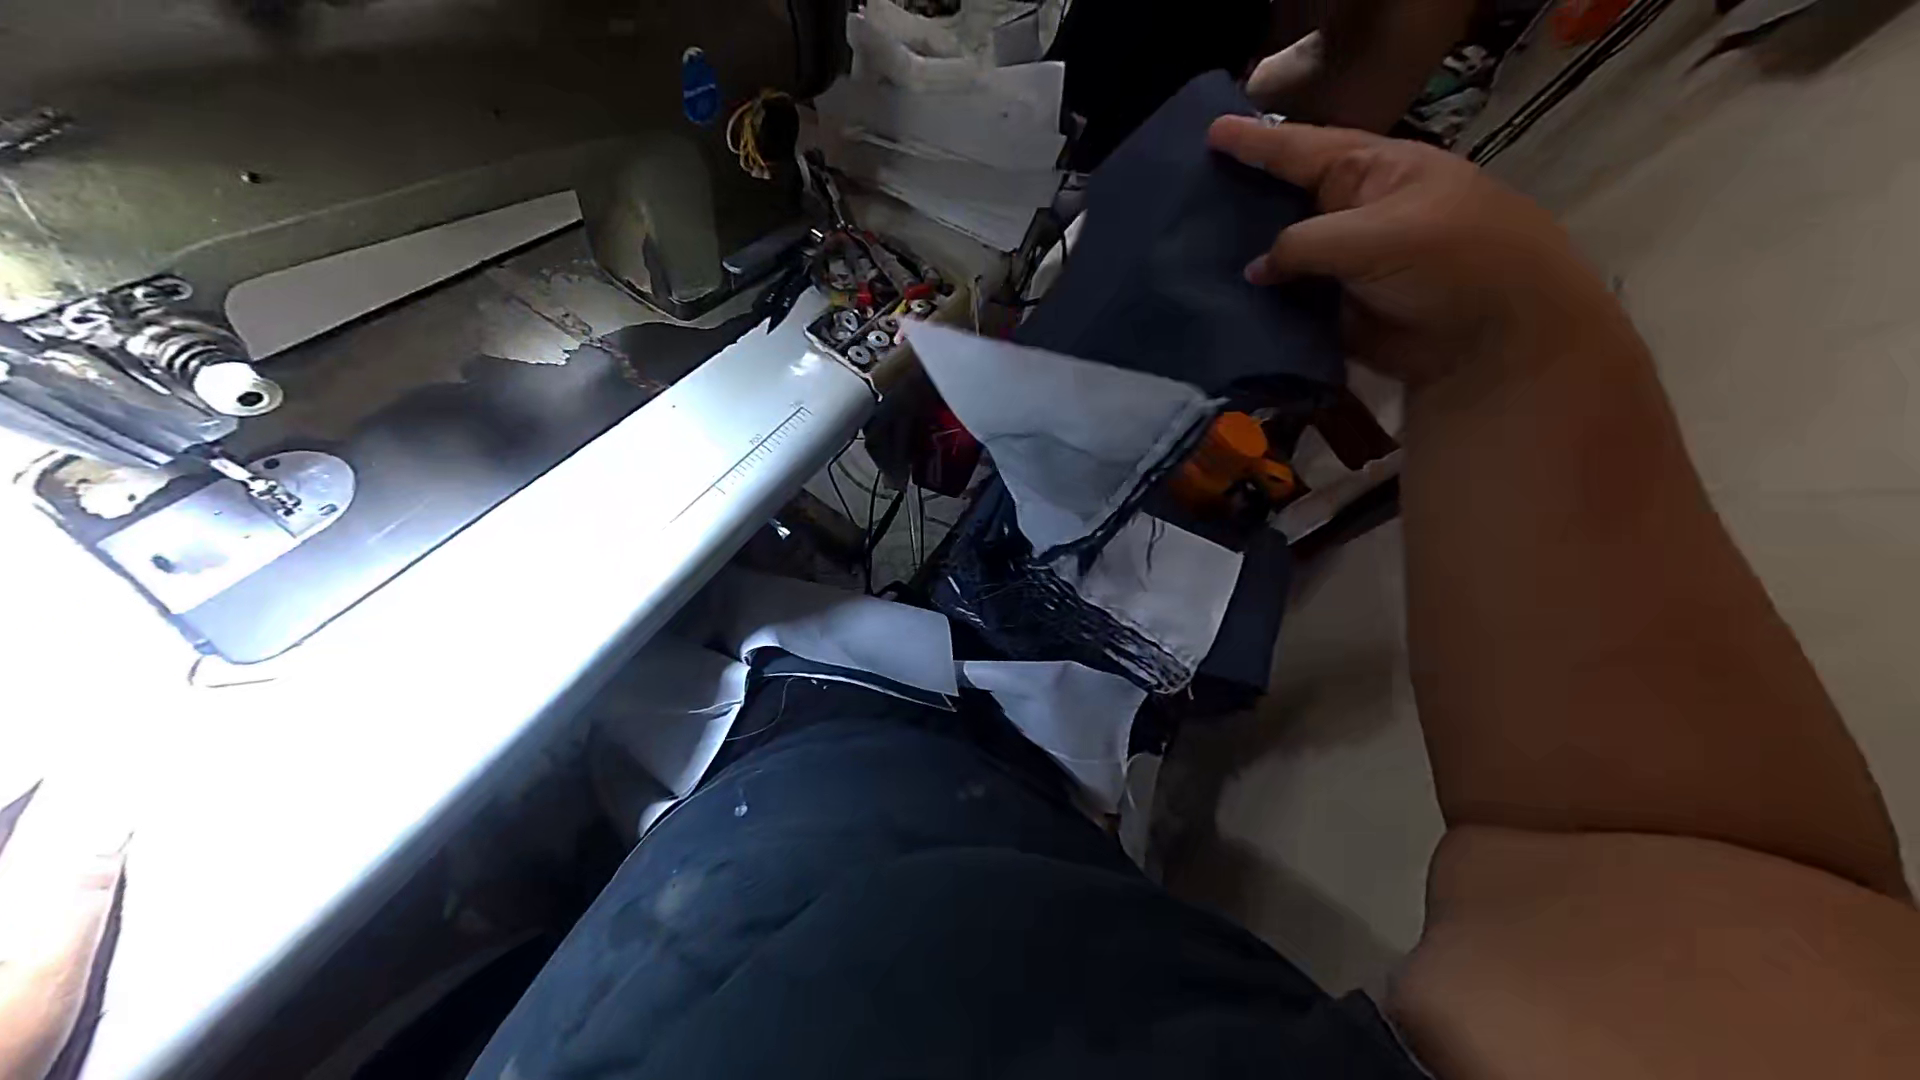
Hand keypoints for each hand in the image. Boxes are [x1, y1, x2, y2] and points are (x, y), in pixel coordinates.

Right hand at [1208, 116, 1630, 387]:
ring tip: (1189, 251)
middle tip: (1188, 194)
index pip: (1303, 150)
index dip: (1257, 142)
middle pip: (1282, 201)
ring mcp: (1338, 266)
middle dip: (1240, 197)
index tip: (1211, 131)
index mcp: (1373, 173)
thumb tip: (1254, 271)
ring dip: (1240, 258)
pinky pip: (1282, 303)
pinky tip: (1218, 301)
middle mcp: (1350, 215)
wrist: (1490, 340)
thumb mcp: (1379, 235)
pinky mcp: (1329, 311)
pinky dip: (1254, 304)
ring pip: (1277, 257)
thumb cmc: (1453, 262)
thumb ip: (1305, 244)